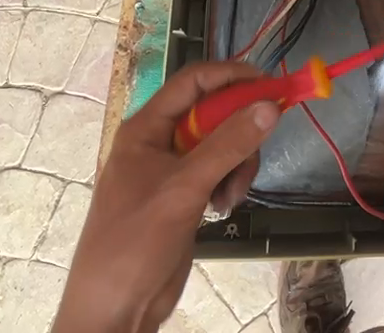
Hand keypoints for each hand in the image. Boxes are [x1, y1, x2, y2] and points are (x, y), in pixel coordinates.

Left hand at [54, 61, 278, 332]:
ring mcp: (173, 168)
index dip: (231, 76)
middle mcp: (160, 140)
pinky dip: (229, 182)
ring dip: (237, 163)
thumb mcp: (184, 189)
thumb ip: (228, 145)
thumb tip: (270, 106)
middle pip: (213, 112)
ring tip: (230, 196)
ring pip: (223, 142)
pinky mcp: (185, 194)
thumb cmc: (135, 243)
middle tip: (262, 141)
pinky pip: (220, 169)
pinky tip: (222, 207)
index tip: (268, 83)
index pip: (193, 81)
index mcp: (146, 127)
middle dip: (239, 130)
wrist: (113, 313)